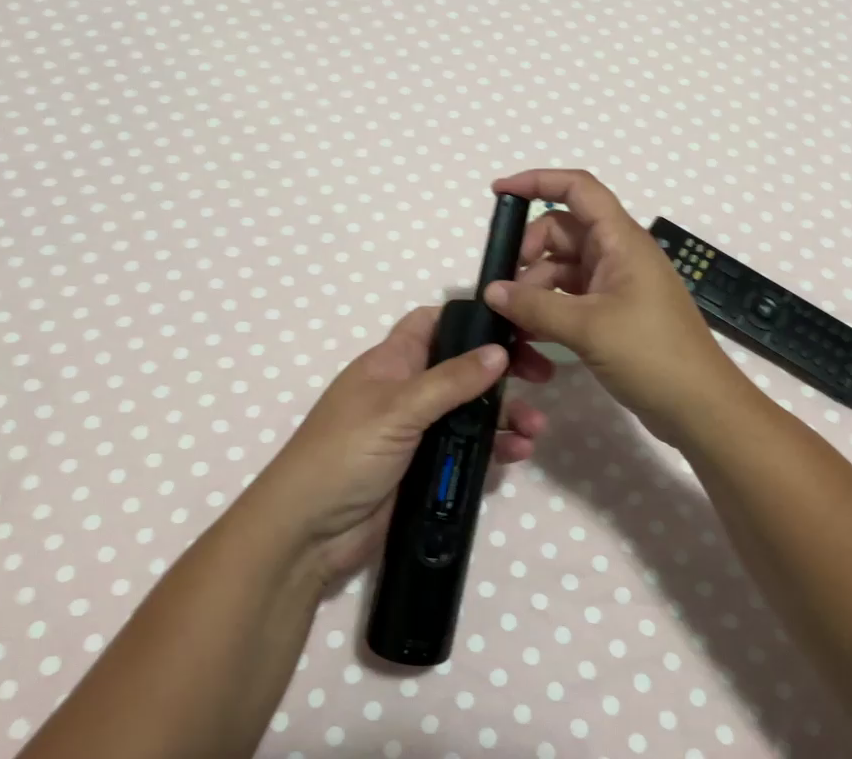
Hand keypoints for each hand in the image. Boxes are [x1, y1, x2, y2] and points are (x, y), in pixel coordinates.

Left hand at [254, 306, 551, 581]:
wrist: (307, 532)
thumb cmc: (344, 454)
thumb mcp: (397, 409)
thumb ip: (451, 380)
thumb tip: (499, 351)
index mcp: (391, 363)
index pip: (434, 324)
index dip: (472, 319)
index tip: (517, 327)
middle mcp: (406, 392)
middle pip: (464, 369)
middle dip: (503, 372)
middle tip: (544, 378)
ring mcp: (417, 432)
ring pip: (472, 412)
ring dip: (506, 415)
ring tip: (535, 430)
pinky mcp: (426, 468)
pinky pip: (469, 450)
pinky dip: (495, 448)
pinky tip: (518, 453)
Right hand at [483, 169, 746, 436]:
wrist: (700, 407)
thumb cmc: (652, 355)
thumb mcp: (588, 327)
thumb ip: (535, 305)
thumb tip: (492, 291)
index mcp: (621, 240)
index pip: (578, 189)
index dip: (538, 181)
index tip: (498, 193)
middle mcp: (619, 255)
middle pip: (562, 232)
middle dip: (528, 252)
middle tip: (505, 289)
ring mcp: (616, 287)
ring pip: (562, 269)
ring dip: (534, 288)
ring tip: (514, 324)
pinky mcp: (613, 316)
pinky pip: (570, 299)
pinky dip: (548, 310)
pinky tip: (530, 337)